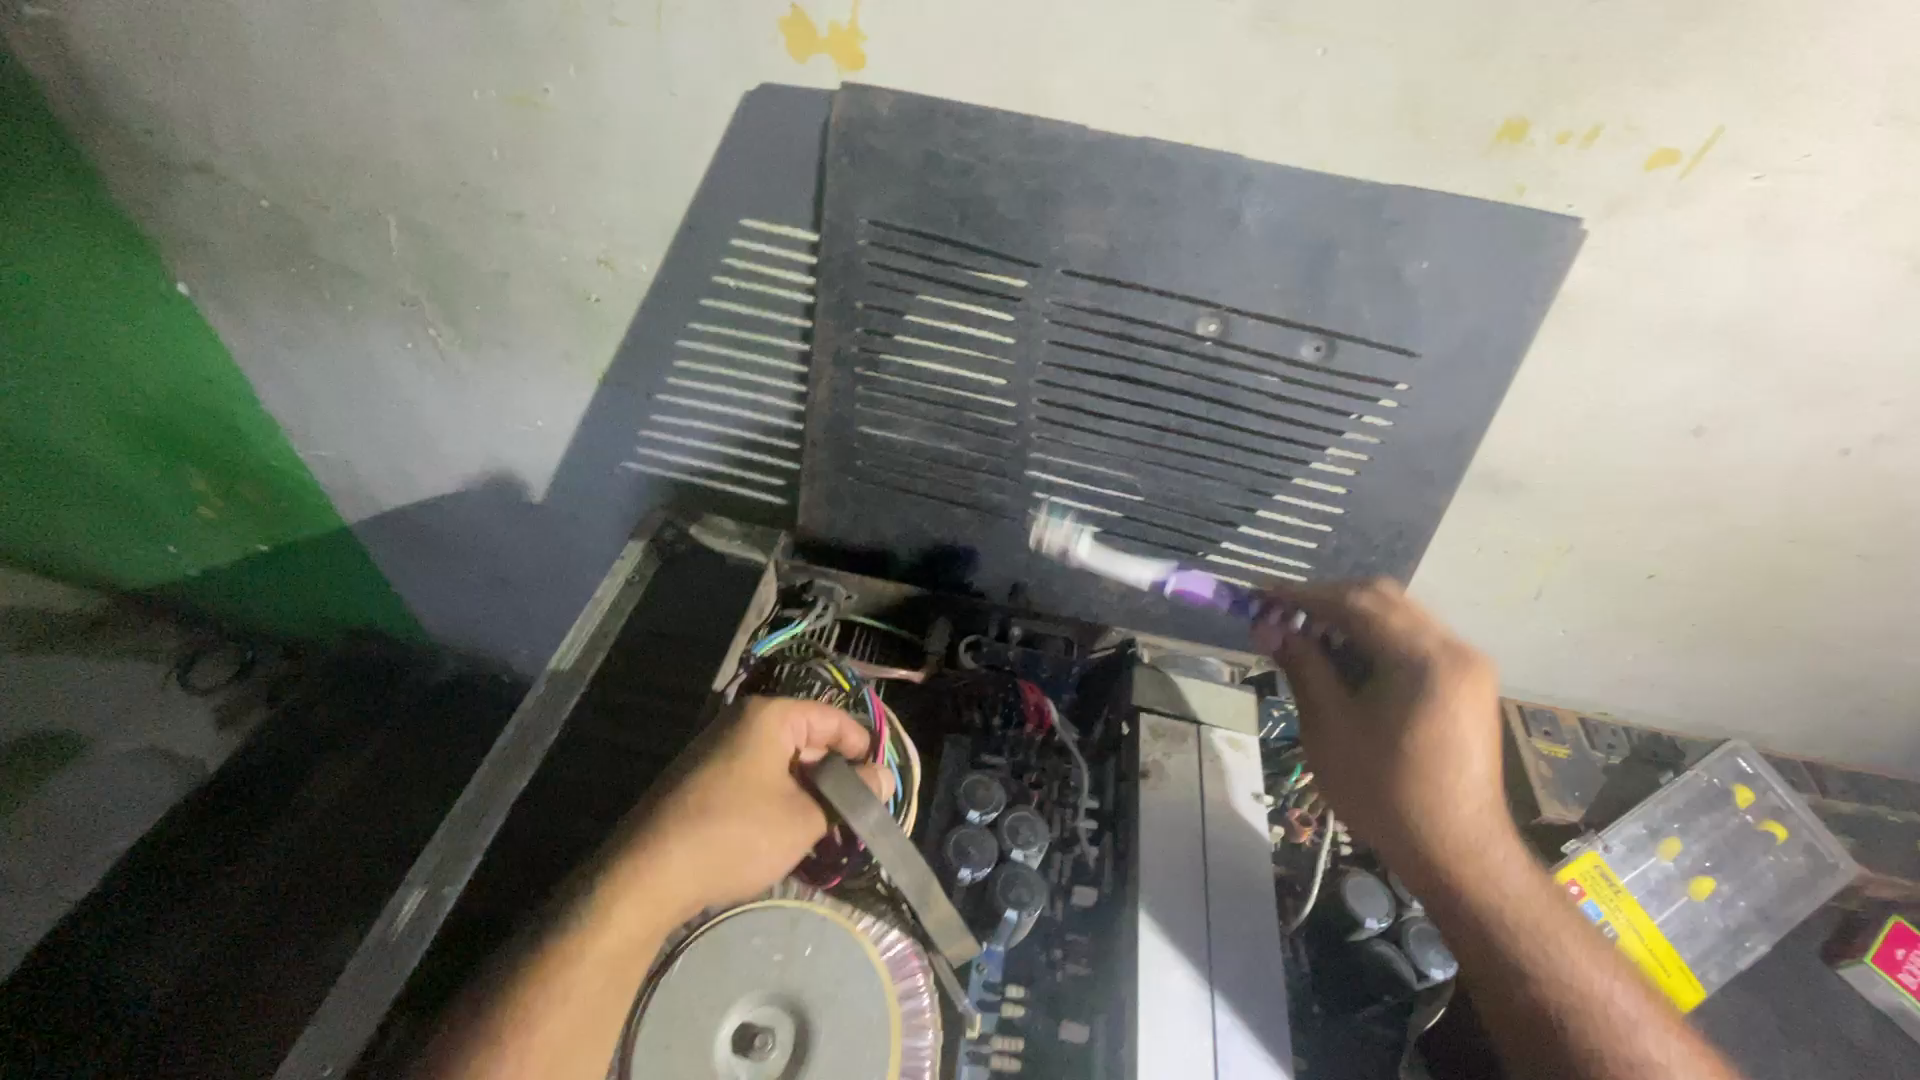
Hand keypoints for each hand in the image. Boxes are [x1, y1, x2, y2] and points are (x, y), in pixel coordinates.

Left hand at [612, 696, 891, 920]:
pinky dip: (779, 802)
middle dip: (836, 777)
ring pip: (783, 765)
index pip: (834, 719)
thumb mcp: (805, 817)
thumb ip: (851, 795)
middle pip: (808, 740)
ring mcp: (717, 752)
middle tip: (858, 816)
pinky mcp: (702, 782)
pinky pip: (757, 780)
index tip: (881, 787)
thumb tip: (884, 778)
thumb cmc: (737, 834)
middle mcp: (742, 723)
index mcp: (769, 716)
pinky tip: (788, 837)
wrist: (648, 875)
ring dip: (809, 794)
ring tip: (827, 832)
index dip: (863, 750)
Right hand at [1253, 578, 1512, 893]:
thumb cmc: (1383, 792)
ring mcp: (1466, 665)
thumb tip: (1265, 626)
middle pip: (1381, 598)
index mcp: (1422, 658)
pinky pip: (1414, 638)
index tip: (1260, 596)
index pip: (1354, 603)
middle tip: (1279, 615)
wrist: (1455, 850)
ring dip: (1349, 616)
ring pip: (1400, 615)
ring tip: (1305, 635)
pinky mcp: (1467, 682)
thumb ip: (1301, 665)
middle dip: (1326, 600)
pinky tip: (1344, 657)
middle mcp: (1453, 648)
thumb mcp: (1329, 726)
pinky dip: (1375, 636)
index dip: (1301, 595)